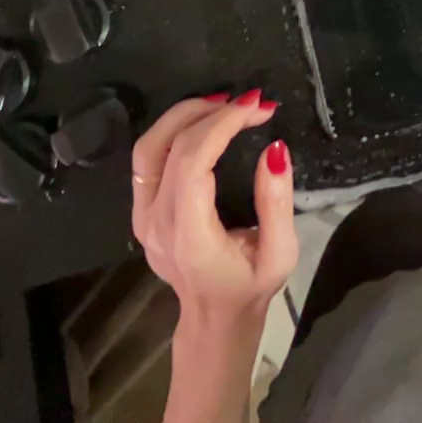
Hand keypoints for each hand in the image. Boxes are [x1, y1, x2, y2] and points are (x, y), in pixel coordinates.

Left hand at [132, 92, 295, 326]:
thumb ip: (277, 203)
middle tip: (251, 102)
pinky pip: (148, 157)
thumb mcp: (280, 254)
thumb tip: (274, 149)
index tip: (257, 106)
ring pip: (149, 146)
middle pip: (170, 146)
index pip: (192, 162)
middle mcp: (155, 222)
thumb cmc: (250, 287)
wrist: (214, 319)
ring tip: (224, 103)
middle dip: (212, 113)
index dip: (222, 125)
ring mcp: (142, 215)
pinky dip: (174, 130)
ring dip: (185, 115)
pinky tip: (204, 121)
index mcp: (189, 235)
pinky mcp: (141, 209)